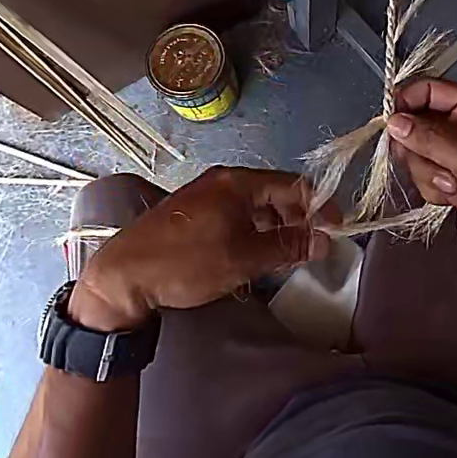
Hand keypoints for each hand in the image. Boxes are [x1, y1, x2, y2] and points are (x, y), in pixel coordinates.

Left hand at [70, 166, 331, 329]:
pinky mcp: (194, 212)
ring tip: (288, 252)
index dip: (320, 206)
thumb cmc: (186, 262)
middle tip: (313, 244)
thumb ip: (287, 247)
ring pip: (256, 204)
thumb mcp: (243, 258)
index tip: (336, 230)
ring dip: (277, 225)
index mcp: (237, 181)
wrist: (120, 277)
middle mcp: (223, 180)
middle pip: (276, 192)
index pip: (294, 185)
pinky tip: (256, 252)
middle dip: (299, 217)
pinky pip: (237, 213)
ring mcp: (206, 195)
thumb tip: (325, 240)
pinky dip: (255, 229)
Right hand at [386, 77, 456, 263]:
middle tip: (433, 166)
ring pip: (419, 152)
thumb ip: (433, 142)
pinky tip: (456, 199)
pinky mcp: (455, 178)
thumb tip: (394, 121)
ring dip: (429, 173)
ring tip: (455, 187)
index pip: (432, 90)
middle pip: (418, 122)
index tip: (390, 125)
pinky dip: (434, 188)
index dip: (408, 102)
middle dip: (419, 148)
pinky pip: (426, 174)